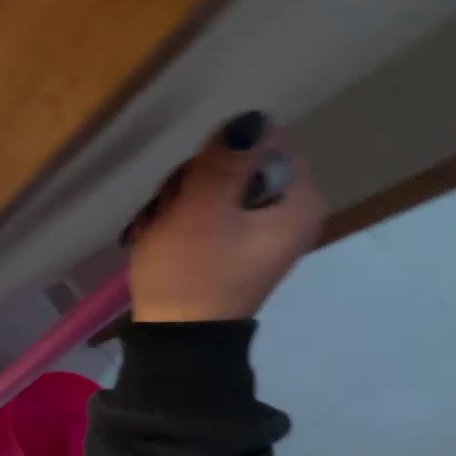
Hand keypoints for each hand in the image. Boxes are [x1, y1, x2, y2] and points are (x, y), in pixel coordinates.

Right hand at [127, 112, 324, 323]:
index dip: (222, 153)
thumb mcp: (200, 211)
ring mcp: (263, 232)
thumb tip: (250, 119)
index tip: (193, 182)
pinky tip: (160, 235)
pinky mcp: (237, 247)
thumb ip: (225, 162)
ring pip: (218, 188)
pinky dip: (181, 219)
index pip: (268, 142)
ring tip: (157, 226)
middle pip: (240, 164)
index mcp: (297, 201)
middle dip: (194, 180)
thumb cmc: (191, 271)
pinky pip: (210, 213)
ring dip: (179, 200)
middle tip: (168, 208)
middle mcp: (292, 212)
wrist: (178, 336)